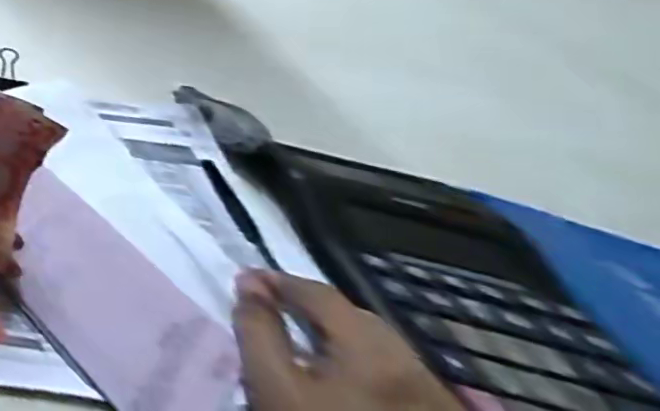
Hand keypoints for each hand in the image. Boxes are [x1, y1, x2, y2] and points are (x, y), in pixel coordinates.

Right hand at [235, 271, 463, 410]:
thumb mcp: (271, 383)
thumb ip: (256, 327)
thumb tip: (250, 287)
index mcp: (372, 350)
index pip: (318, 294)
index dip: (278, 281)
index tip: (243, 281)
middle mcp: (411, 367)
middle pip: (356, 317)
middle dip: (311, 305)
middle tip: (272, 306)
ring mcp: (435, 399)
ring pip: (381, 346)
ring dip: (338, 333)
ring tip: (303, 338)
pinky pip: (397, 373)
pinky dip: (364, 361)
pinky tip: (343, 376)